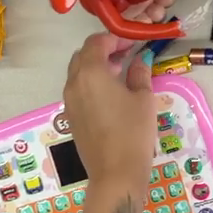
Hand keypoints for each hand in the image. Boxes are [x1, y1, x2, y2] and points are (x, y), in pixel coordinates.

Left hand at [63, 32, 158, 189]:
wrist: (115, 173)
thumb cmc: (133, 132)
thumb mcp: (144, 99)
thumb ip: (140, 74)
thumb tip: (139, 61)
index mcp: (90, 72)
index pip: (96, 42)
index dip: (114, 39)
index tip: (131, 43)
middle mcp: (73, 83)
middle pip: (83, 56)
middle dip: (102, 51)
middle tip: (125, 56)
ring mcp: (69, 102)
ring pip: (78, 74)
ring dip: (96, 68)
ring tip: (120, 75)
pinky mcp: (71, 118)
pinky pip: (78, 91)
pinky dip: (91, 85)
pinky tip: (111, 96)